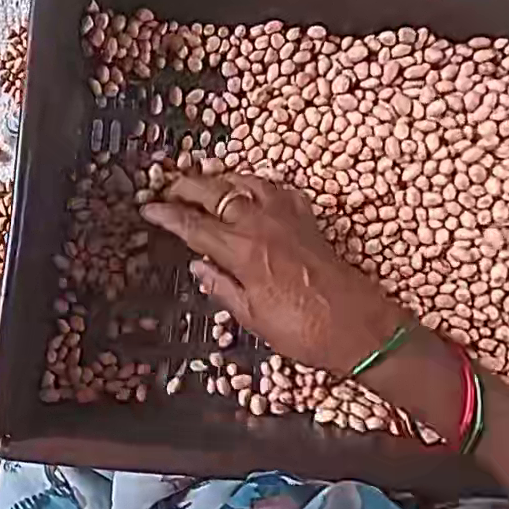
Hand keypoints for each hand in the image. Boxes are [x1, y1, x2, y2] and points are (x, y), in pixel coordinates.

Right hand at [139, 173, 408, 374]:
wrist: (360, 327)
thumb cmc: (304, 330)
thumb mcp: (252, 316)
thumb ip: (221, 286)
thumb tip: (197, 266)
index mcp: (241, 251)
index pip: (192, 225)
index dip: (166, 214)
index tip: (148, 207)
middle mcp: (261, 225)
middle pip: (213, 192)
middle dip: (185, 186)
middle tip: (167, 188)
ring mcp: (286, 217)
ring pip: (244, 181)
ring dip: (219, 179)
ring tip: (204, 182)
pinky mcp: (307, 219)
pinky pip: (276, 189)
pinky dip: (257, 184)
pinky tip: (252, 190)